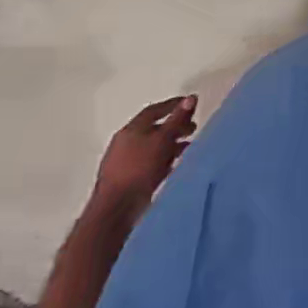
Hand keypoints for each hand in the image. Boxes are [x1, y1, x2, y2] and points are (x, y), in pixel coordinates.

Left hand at [89, 95, 196, 214]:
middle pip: (153, 129)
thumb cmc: (139, 169)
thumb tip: (191, 98)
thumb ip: (177, 120)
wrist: (115, 210)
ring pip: (152, 147)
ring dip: (171, 145)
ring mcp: (124, 162)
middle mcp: (125, 142)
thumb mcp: (162, 141)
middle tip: (193, 128)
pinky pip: (150, 163)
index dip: (173, 105)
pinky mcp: (127, 180)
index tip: (190, 103)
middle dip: (174, 127)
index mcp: (131, 129)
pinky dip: (164, 161)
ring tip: (189, 148)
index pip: (154, 110)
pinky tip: (174, 167)